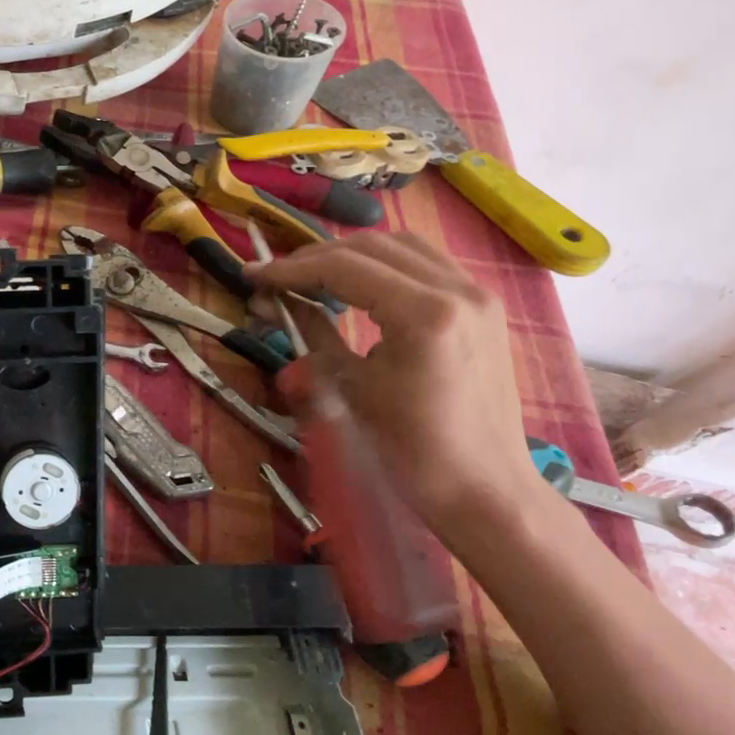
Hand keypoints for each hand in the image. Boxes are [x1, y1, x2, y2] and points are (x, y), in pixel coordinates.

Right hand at [250, 233, 549, 538]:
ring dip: (350, 255)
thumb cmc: (410, 450)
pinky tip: (358, 286)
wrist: (482, 488)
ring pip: (401, 246)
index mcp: (424, 314)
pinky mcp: (483, 306)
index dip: (290, 269)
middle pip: (371, 247)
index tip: (251, 275)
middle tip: (275, 279)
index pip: (343, 267)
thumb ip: (313, 334)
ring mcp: (477, 294)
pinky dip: (384, 265)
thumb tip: (271, 304)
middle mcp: (457, 290)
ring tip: (311, 278)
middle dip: (315, 258)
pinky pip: (426, 263)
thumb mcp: (349, 389)